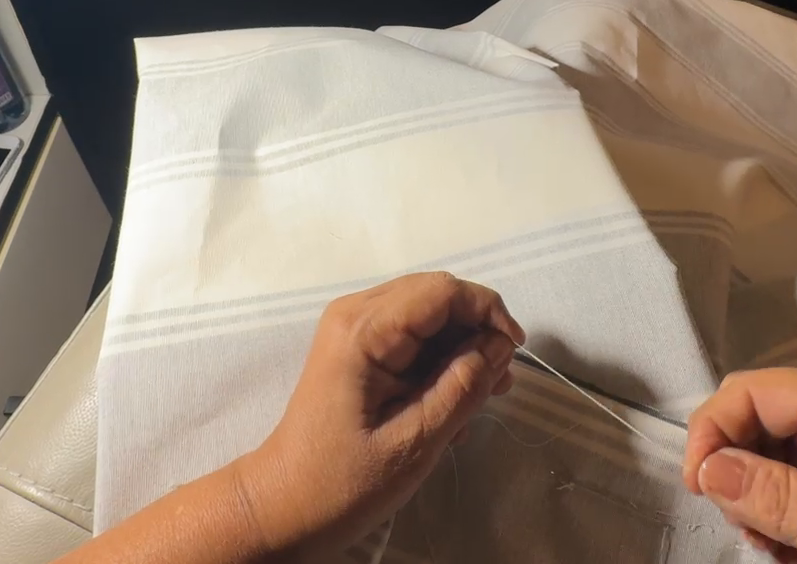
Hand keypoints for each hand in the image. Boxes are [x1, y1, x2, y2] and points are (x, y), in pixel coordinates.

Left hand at [237, 273, 525, 556]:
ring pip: (427, 313)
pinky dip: (438, 360)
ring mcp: (354, 326)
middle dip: (476, 330)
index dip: (486, 310)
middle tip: (500, 382)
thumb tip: (500, 345)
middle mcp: (357, 312)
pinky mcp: (358, 344)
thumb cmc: (341, 483)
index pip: (441, 291)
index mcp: (364, 329)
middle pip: (436, 295)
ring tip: (481, 399)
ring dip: (460, 348)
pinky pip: (411, 334)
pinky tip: (450, 404)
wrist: (281, 506)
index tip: (515, 351)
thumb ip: (461, 388)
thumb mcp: (414, 443)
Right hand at [684, 367, 796, 563]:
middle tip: (742, 532)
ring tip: (768, 550)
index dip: (714, 431)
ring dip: (753, 497)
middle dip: (735, 470)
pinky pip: (790, 476)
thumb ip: (783, 500)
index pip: (754, 392)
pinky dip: (776, 512)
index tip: (698, 488)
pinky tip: (785, 549)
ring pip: (766, 449)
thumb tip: (705, 469)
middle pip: (756, 417)